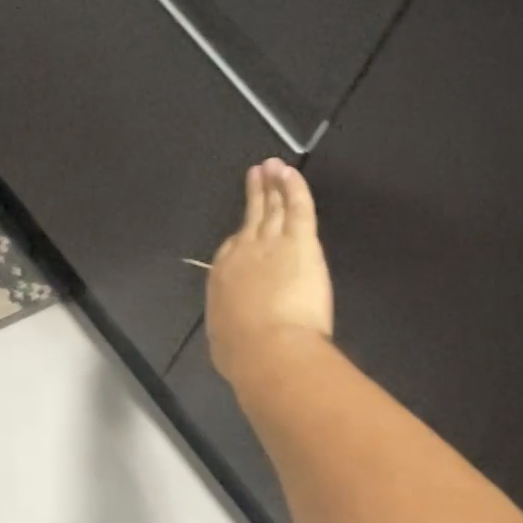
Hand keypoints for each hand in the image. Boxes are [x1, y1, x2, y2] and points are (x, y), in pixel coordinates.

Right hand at [206, 159, 334, 382]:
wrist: (267, 350)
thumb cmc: (244, 355)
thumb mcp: (226, 342)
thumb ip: (231, 328)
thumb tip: (233, 332)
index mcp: (222, 280)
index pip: (233, 251)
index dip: (242, 236)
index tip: (244, 228)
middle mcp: (242, 254)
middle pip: (250, 221)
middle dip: (254, 197)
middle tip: (256, 175)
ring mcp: (271, 244)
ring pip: (272, 209)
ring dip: (272, 186)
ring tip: (271, 167)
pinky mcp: (300, 242)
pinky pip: (297, 207)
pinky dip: (293, 187)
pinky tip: (290, 172)